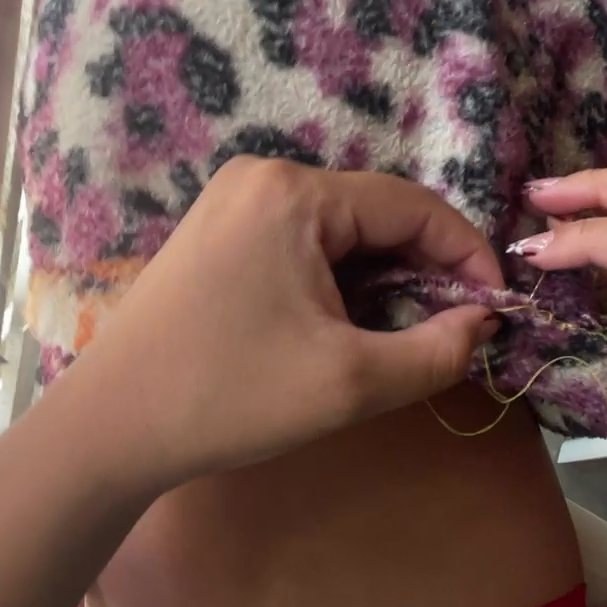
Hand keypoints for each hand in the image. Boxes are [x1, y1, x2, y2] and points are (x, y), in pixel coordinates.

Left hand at [42, 157, 502, 490]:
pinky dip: (342, 277)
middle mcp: (264, 178)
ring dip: (385, 276)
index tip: (497, 305)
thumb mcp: (350, 382)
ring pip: (343, 230)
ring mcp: (235, 201)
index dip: (467, 253)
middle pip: (376, 213)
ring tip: (406, 329)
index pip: (412, 206)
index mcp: (295, 194)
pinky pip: (305, 241)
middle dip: (424, 268)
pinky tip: (349, 320)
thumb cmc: (230, 397)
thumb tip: (485, 323)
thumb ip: (436, 351)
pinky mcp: (220, 231)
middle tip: (455, 324)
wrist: (109, 429)